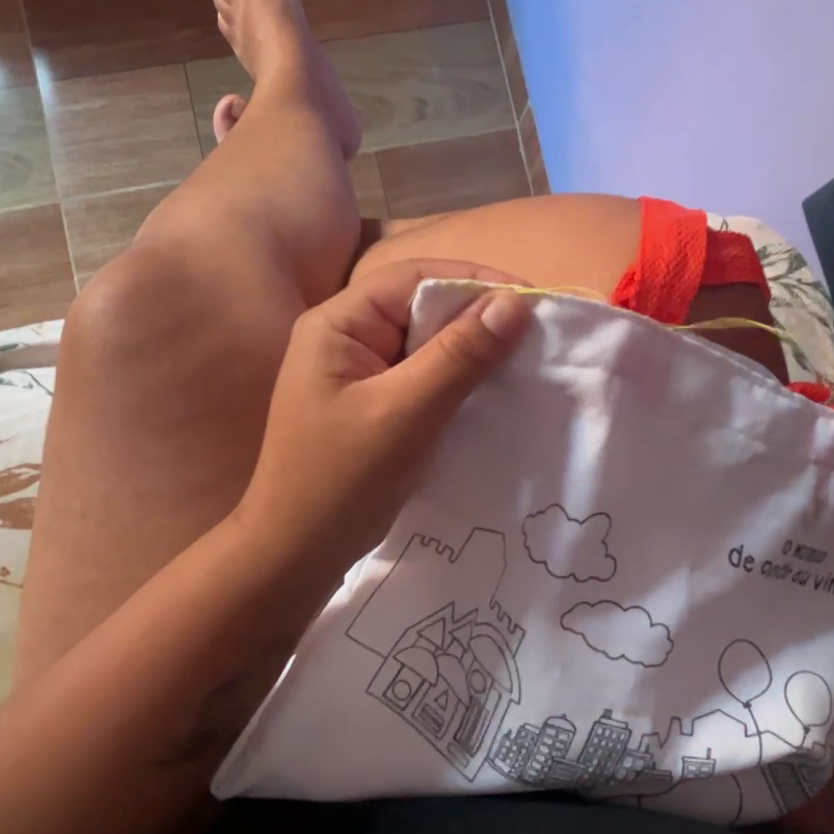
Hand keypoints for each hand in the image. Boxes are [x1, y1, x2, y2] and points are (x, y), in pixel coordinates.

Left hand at [233, 259, 533, 583]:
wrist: (297, 553)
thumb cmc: (342, 481)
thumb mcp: (404, 414)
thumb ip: (458, 356)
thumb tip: (514, 303)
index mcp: (337, 325)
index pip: (414, 279)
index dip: (475, 283)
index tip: (533, 304)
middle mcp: (345, 339)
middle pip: (421, 308)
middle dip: (477, 319)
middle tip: (537, 339)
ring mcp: (358, 375)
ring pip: (426, 345)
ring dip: (472, 352)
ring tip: (524, 365)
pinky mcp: (373, 407)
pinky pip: (422, 379)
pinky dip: (457, 382)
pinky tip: (491, 395)